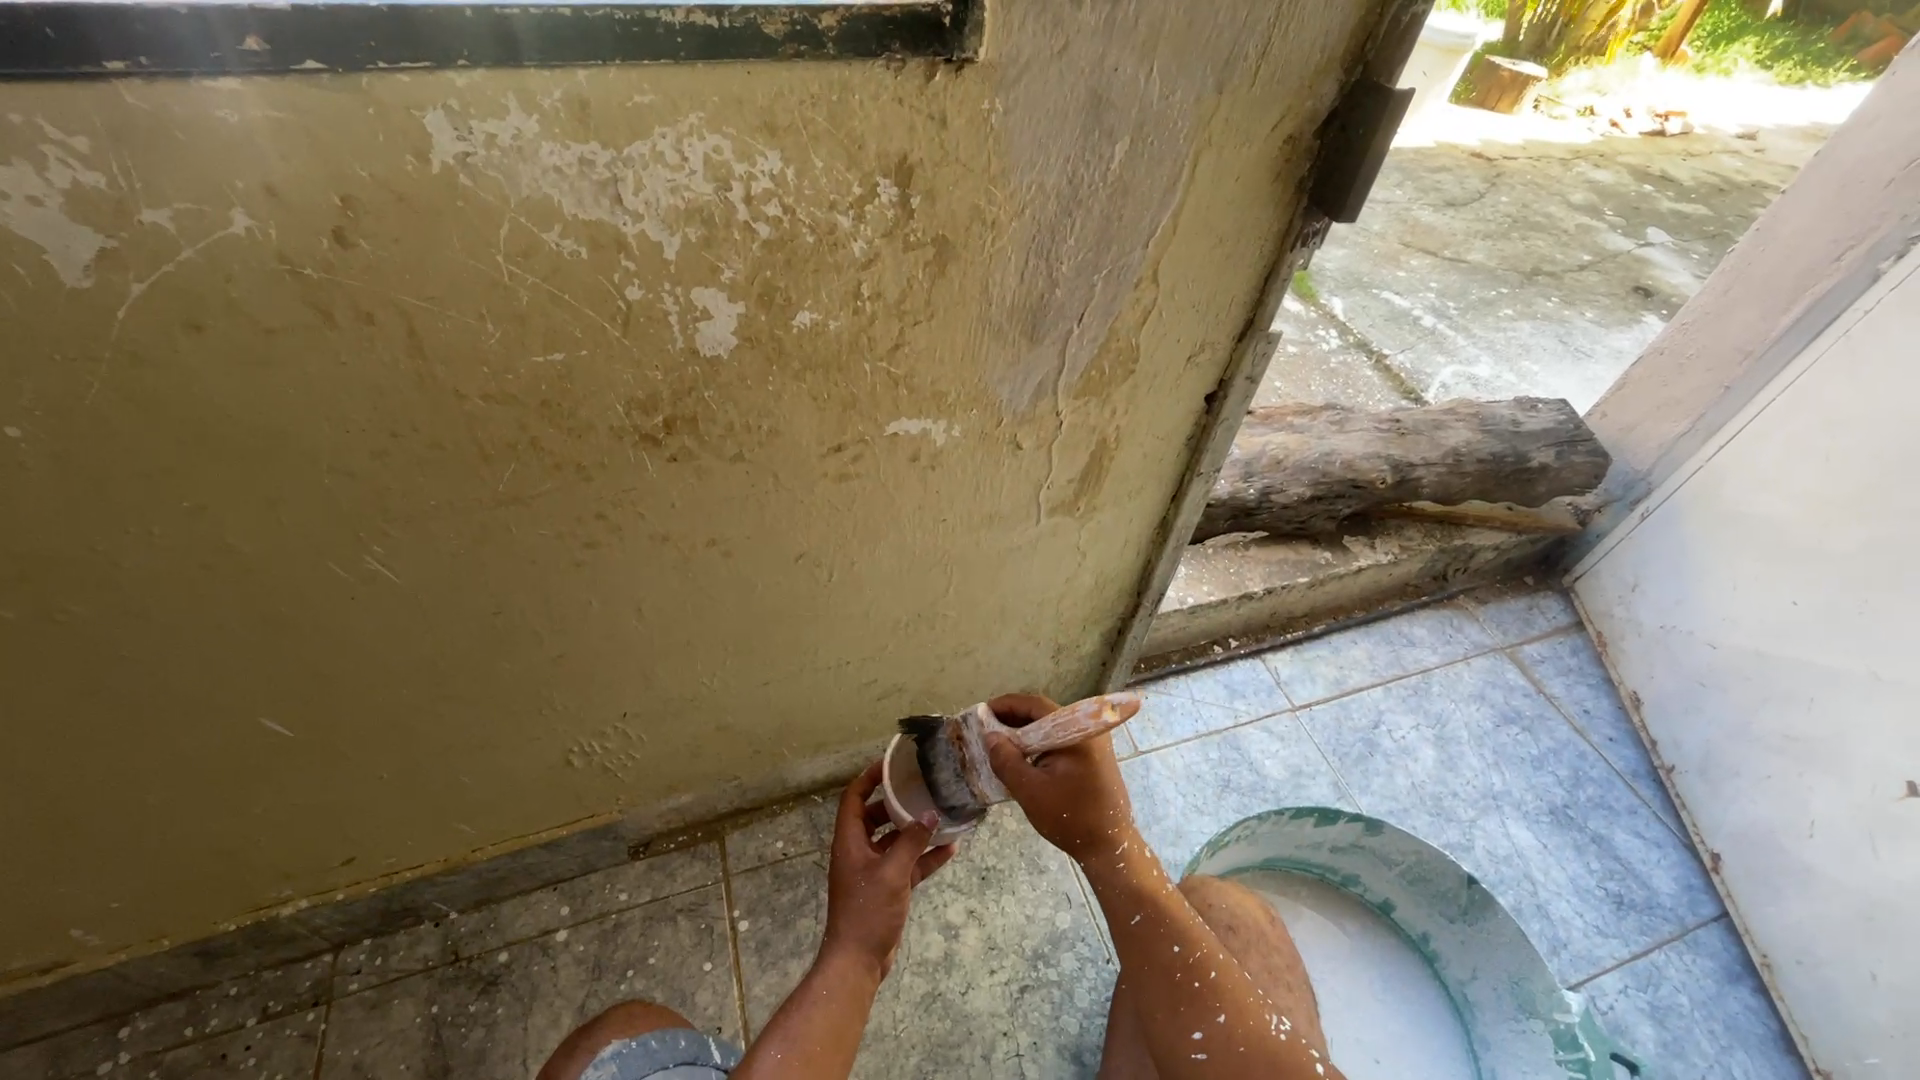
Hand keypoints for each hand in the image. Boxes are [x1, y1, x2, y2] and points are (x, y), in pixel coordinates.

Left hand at [820, 760, 957, 978]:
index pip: (853, 798)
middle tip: (921, 786)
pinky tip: (951, 847)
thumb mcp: (891, 872)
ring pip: (895, 840)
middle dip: (897, 801)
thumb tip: (929, 814)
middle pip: (875, 815)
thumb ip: (911, 842)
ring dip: (916, 829)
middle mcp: (859, 850)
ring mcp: (874, 869)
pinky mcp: (889, 887)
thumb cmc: (867, 911)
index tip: (892, 764)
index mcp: (849, 841)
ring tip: (941, 812)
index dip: (869, 778)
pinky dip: (926, 856)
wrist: (858, 960)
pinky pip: (908, 863)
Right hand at [984, 693, 1138, 865]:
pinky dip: (1040, 744)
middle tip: (988, 729)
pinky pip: (1060, 741)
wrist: (1110, 847)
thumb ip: (1006, 760)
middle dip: (1014, 719)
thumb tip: (990, 737)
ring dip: (1026, 733)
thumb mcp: (1030, 790)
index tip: (983, 713)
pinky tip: (1023, 757)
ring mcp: (1093, 744)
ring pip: (1052, 728)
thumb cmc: (1071, 818)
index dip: (1007, 705)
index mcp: (1075, 732)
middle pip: (1044, 714)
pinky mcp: (1093, 758)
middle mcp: (1087, 730)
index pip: (1036, 705)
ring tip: (1001, 743)